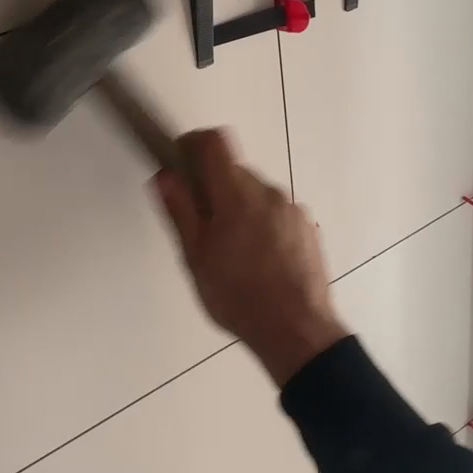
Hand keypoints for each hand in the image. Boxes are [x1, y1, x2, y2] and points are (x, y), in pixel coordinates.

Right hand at [153, 130, 349, 385]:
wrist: (297, 331)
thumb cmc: (238, 297)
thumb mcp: (196, 257)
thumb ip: (180, 211)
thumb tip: (164, 176)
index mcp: (237, 195)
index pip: (214, 142)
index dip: (193, 142)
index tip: (180, 159)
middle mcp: (269, 192)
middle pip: (234, 170)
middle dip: (214, 187)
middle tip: (200, 226)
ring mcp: (292, 209)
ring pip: (256, 193)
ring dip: (239, 207)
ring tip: (232, 252)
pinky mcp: (308, 228)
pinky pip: (276, 212)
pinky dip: (262, 223)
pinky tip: (258, 260)